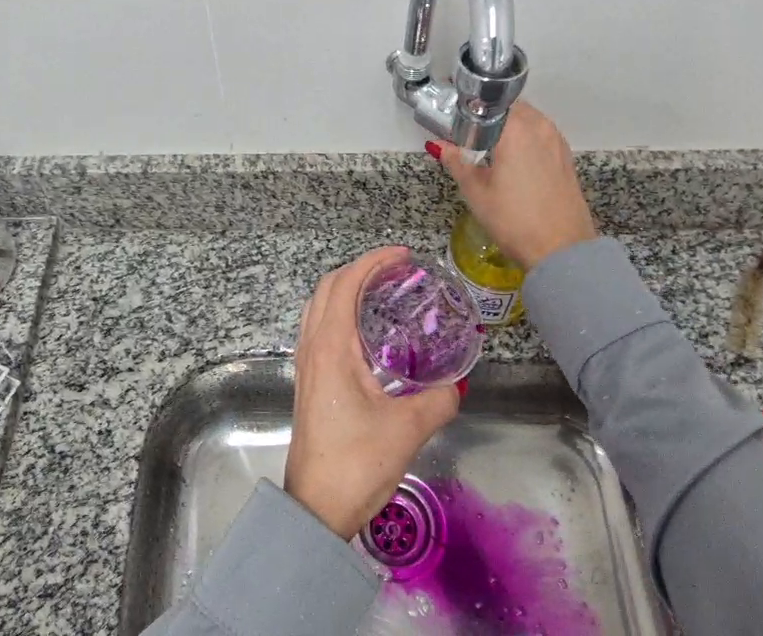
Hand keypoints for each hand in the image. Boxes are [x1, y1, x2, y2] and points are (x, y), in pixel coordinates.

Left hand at [284, 246, 460, 540]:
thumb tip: (457, 385)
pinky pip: (319, 329)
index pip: (345, 284)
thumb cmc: (357, 462)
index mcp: (331, 347)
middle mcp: (312, 347)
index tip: (402, 255)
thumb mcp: (409, 429)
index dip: (372, 262)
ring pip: (319, 307)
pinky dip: (340, 313)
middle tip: (396, 270)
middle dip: (359, 270)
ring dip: (346, 289)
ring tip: (382, 292)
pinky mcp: (309, 381)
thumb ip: (439, 400)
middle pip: (327, 288)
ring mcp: (306, 364)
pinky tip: (368, 332)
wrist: (317, 506)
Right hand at [433, 102, 598, 268]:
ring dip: (510, 128)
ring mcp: (557, 142)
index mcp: (516, 130)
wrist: (561, 250)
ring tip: (490, 149)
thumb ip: (457, 162)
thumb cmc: (514, 219)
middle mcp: (541, 128)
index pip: (489, 105)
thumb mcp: (476, 192)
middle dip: (490, 118)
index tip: (455, 121)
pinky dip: (526, 141)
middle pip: (511, 109)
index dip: (469, 110)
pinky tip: (514, 163)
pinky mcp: (566, 158)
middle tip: (470, 136)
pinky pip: (541, 137)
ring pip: (529, 121)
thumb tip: (440, 146)